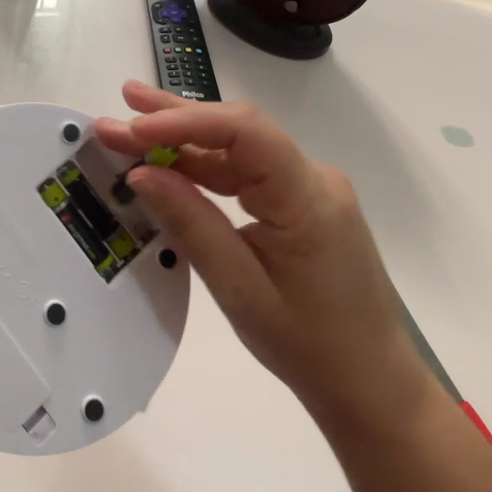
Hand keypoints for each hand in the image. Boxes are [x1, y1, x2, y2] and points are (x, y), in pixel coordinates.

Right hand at [93, 81, 424, 424]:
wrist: (371, 385)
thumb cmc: (308, 345)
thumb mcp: (239, 289)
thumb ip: (190, 224)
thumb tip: (141, 173)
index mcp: (308, 197)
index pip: (245, 131)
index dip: (186, 121)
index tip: (135, 127)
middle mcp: (313, 178)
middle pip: (239, 130)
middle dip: (175, 118)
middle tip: (120, 107)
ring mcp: (308, 188)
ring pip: (238, 149)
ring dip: (183, 141)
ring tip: (129, 128)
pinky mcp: (300, 204)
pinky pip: (246, 174)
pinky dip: (204, 168)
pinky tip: (167, 164)